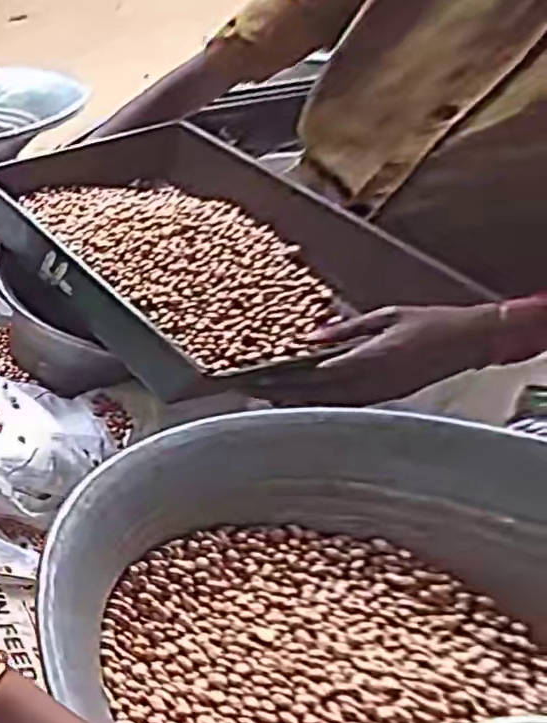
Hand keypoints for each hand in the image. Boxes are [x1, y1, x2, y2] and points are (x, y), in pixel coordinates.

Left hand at [247, 304, 503, 405]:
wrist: (479, 339)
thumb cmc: (433, 324)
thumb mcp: (386, 317)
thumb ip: (344, 329)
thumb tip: (307, 337)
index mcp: (364, 361)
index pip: (307, 376)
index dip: (275, 379)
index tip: (248, 378)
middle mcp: (364, 382)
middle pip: (305, 393)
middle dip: (270, 392)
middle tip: (243, 389)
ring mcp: (371, 394)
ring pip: (317, 402)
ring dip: (286, 399)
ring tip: (259, 395)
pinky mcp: (378, 398)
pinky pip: (335, 405)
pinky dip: (310, 403)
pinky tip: (292, 399)